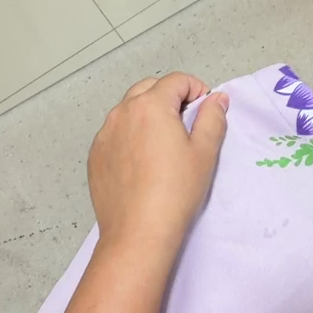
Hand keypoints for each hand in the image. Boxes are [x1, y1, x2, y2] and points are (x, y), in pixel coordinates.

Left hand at [88, 73, 230, 259]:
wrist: (138, 232)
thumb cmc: (176, 191)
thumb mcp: (204, 153)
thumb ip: (212, 118)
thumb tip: (216, 99)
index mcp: (150, 105)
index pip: (176, 80)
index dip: (197, 90)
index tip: (205, 112)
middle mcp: (121, 112)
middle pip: (149, 89)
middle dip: (170, 97)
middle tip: (186, 125)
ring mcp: (104, 134)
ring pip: (129, 110)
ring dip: (148, 115)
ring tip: (164, 146)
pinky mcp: (95, 156)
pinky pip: (116, 134)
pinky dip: (131, 136)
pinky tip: (143, 164)